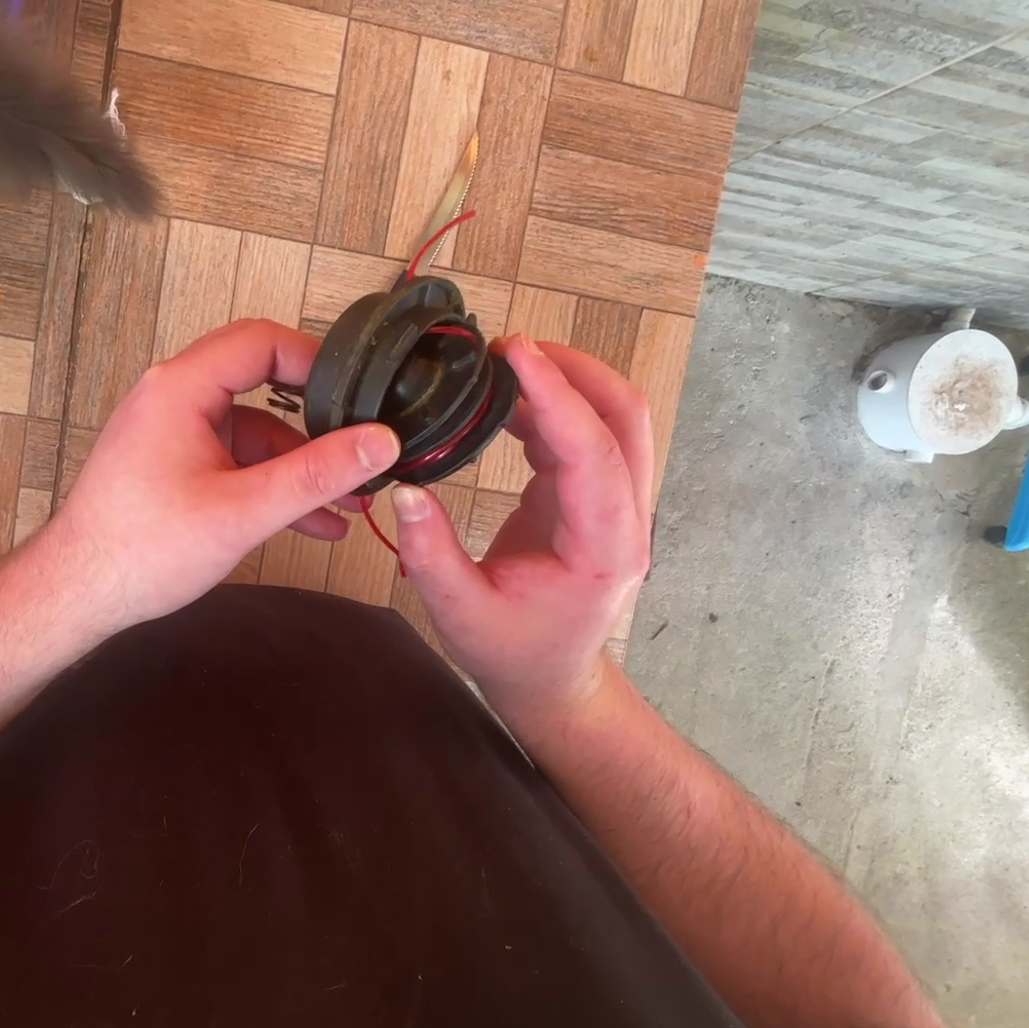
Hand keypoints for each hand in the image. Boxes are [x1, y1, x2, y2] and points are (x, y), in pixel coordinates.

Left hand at [39, 319, 399, 631]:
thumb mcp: (242, 511)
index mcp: (180, 389)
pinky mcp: (178, 465)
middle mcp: (175, 400)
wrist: (80, 593)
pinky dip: (273, 485)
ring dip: (301, 467)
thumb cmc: (138, 549)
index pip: (260, 341)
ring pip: (256, 433)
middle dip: (316, 423)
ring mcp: (176, 433)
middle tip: (359, 445)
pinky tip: (315, 521)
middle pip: (263, 386)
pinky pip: (238, 462)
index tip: (356, 390)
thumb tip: (377, 444)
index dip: (315, 359)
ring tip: (349, 502)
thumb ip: (316, 475)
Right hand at [390, 336, 652, 721]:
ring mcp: (614, 506)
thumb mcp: (459, 611)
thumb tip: (402, 489)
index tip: (514, 352)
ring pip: (613, 420)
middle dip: (575, 370)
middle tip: (511, 349)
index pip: (593, 451)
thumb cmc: (511, 651)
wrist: (551, 678)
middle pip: (625, 418)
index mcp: (603, 547)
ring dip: (566, 383)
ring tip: (504, 367)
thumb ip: (429, 553)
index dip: (556, 395)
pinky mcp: (592, 500)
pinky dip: (551, 410)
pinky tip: (507, 407)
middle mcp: (623, 518)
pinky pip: (584, 438)